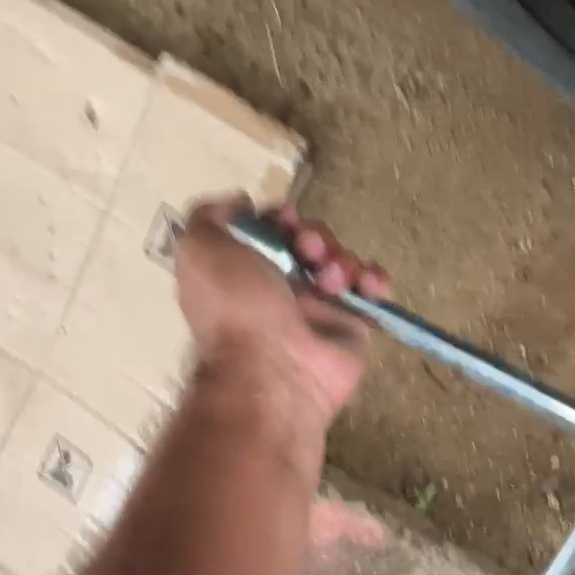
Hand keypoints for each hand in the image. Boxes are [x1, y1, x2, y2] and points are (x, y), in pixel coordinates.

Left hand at [176, 197, 389, 426]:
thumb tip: (239, 203)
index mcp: (245, 269)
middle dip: (315, 236)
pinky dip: (374, 279)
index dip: (281, 218)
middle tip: (310, 250)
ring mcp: (320, 306)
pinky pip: (371, 291)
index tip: (284, 221)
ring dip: (342, 258)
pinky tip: (368, 283)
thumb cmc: (236, 308)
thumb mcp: (200, 250)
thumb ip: (210, 217)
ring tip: (332, 280)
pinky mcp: (352, 324)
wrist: (275, 370)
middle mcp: (282, 287)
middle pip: (310, 241)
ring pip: (341, 261)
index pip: (271, 229)